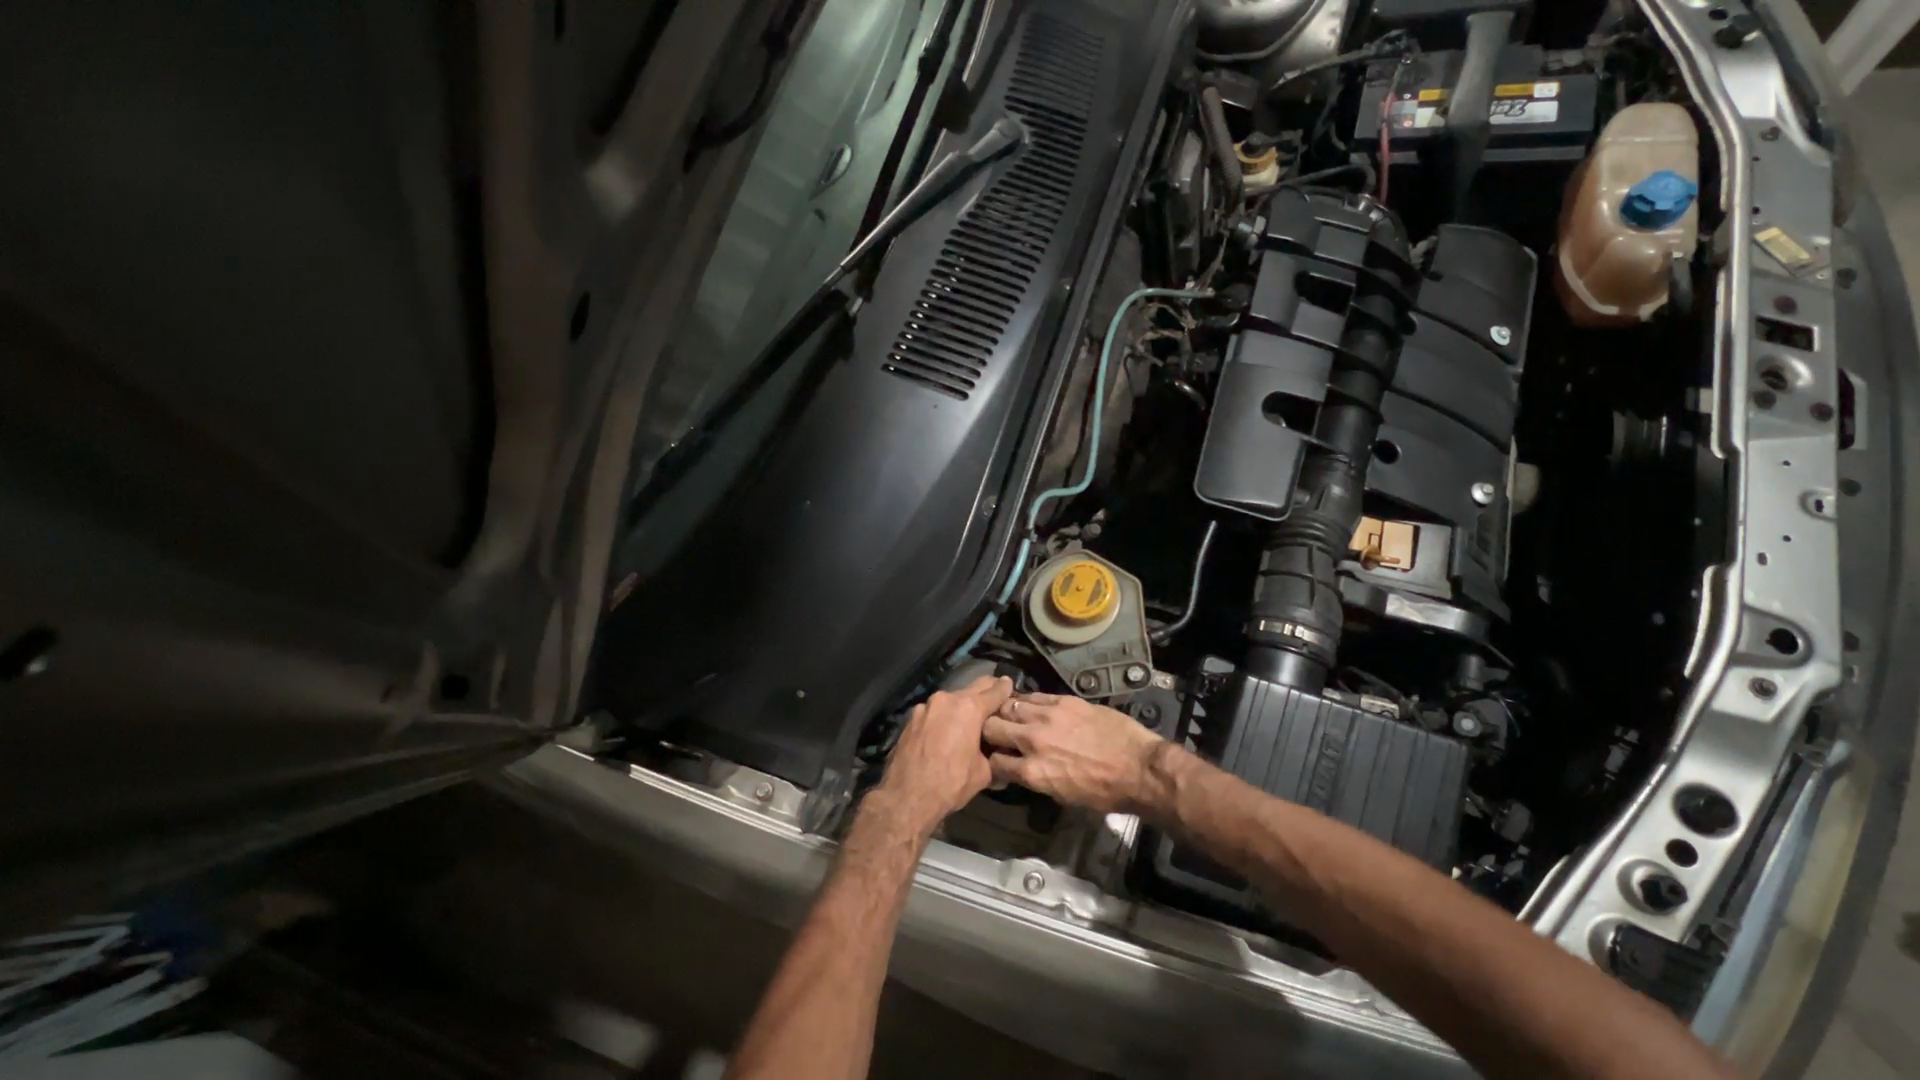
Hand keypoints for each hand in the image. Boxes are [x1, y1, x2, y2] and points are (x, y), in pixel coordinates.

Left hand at [875, 675, 1012, 832]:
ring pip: (951, 700)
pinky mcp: (911, 718)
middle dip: (985, 692)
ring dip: (962, 706)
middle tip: (995, 700)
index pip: (995, 690)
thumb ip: (993, 753)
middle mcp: (947, 699)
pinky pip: (934, 711)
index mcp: (969, 708)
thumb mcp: (983, 773)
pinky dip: (944, 717)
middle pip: (973, 688)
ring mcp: (926, 706)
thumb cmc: (951, 784)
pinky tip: (946, 732)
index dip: (1006, 688)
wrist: (906, 797)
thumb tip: (1001, 754)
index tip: (1011, 685)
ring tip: (969, 721)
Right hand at [984, 693, 1170, 813]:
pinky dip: (1027, 702)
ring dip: (1007, 712)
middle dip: (990, 732)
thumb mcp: (1062, 796)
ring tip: (1012, 716)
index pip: (993, 762)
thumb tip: (1020, 768)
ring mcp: (1046, 716)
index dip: (992, 761)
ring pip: (1008, 705)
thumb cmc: (1104, 792)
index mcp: (1031, 771)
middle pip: (991, 727)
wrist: (1139, 768)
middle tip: (998, 734)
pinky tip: (1031, 707)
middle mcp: (1031, 740)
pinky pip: (1033, 696)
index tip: (996, 759)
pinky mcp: (1063, 700)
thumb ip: (1034, 778)